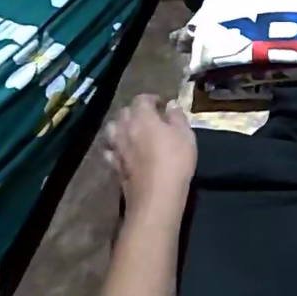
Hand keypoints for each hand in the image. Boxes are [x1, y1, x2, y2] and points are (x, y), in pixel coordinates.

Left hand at [101, 95, 195, 223]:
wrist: (156, 196)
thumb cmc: (175, 161)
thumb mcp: (185, 134)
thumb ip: (177, 116)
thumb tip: (170, 105)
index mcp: (142, 116)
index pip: (141, 99)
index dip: (151, 99)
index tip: (161, 105)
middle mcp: (124, 128)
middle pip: (124, 112)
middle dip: (136, 111)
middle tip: (150, 118)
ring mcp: (116, 147)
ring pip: (112, 129)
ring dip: (121, 127)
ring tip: (133, 133)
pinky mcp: (113, 165)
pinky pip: (110, 150)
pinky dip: (115, 147)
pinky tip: (123, 152)